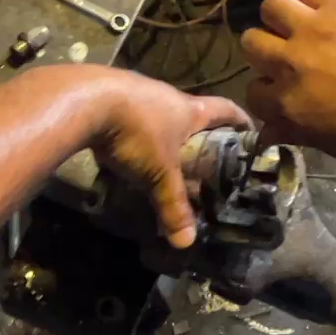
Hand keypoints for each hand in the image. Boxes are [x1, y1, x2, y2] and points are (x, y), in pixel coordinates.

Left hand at [87, 69, 250, 248]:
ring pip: (162, 115)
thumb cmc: (135, 132)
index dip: (242, 121)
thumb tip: (187, 242)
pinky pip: (134, 115)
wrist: (83, 99)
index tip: (252, 132)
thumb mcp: (157, 173)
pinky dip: (138, 132)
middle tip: (208, 159)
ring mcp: (139, 92)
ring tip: (167, 159)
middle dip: (201, 135)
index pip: (227, 110)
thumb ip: (173, 205)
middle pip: (194, 113)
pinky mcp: (112, 95)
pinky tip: (128, 150)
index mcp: (189, 109)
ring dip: (167, 135)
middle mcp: (168, 95)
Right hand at [241, 0, 335, 164]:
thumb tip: (270, 130)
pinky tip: (335, 13)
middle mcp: (291, 64)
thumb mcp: (335, 145)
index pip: (252, 93)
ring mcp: (314, 28)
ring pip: (271, 6)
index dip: (267, 91)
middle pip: (250, 42)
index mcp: (288, 106)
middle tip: (292, 54)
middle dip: (267, 50)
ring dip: (283, 17)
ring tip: (305, 25)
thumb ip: (297, 131)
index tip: (284, 90)